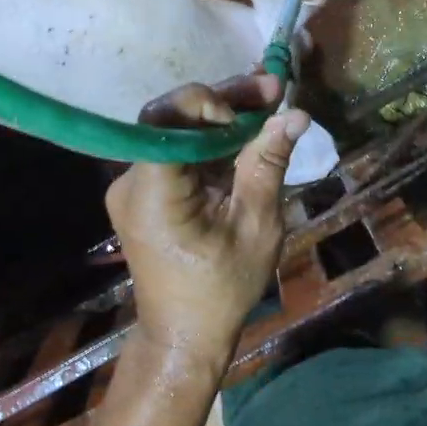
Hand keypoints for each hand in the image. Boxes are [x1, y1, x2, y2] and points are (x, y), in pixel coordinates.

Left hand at [108, 75, 309, 363]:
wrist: (185, 334)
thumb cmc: (222, 288)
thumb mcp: (256, 225)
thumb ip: (268, 163)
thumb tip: (295, 114)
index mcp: (152, 193)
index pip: (165, 121)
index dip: (207, 102)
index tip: (251, 110)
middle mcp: (131, 181)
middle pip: (172, 119)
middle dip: (224, 102)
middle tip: (273, 91)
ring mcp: (133, 185)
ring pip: (176, 131)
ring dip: (221, 118)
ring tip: (269, 105)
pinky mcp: (144, 191)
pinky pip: (176, 151)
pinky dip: (210, 140)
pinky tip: (246, 131)